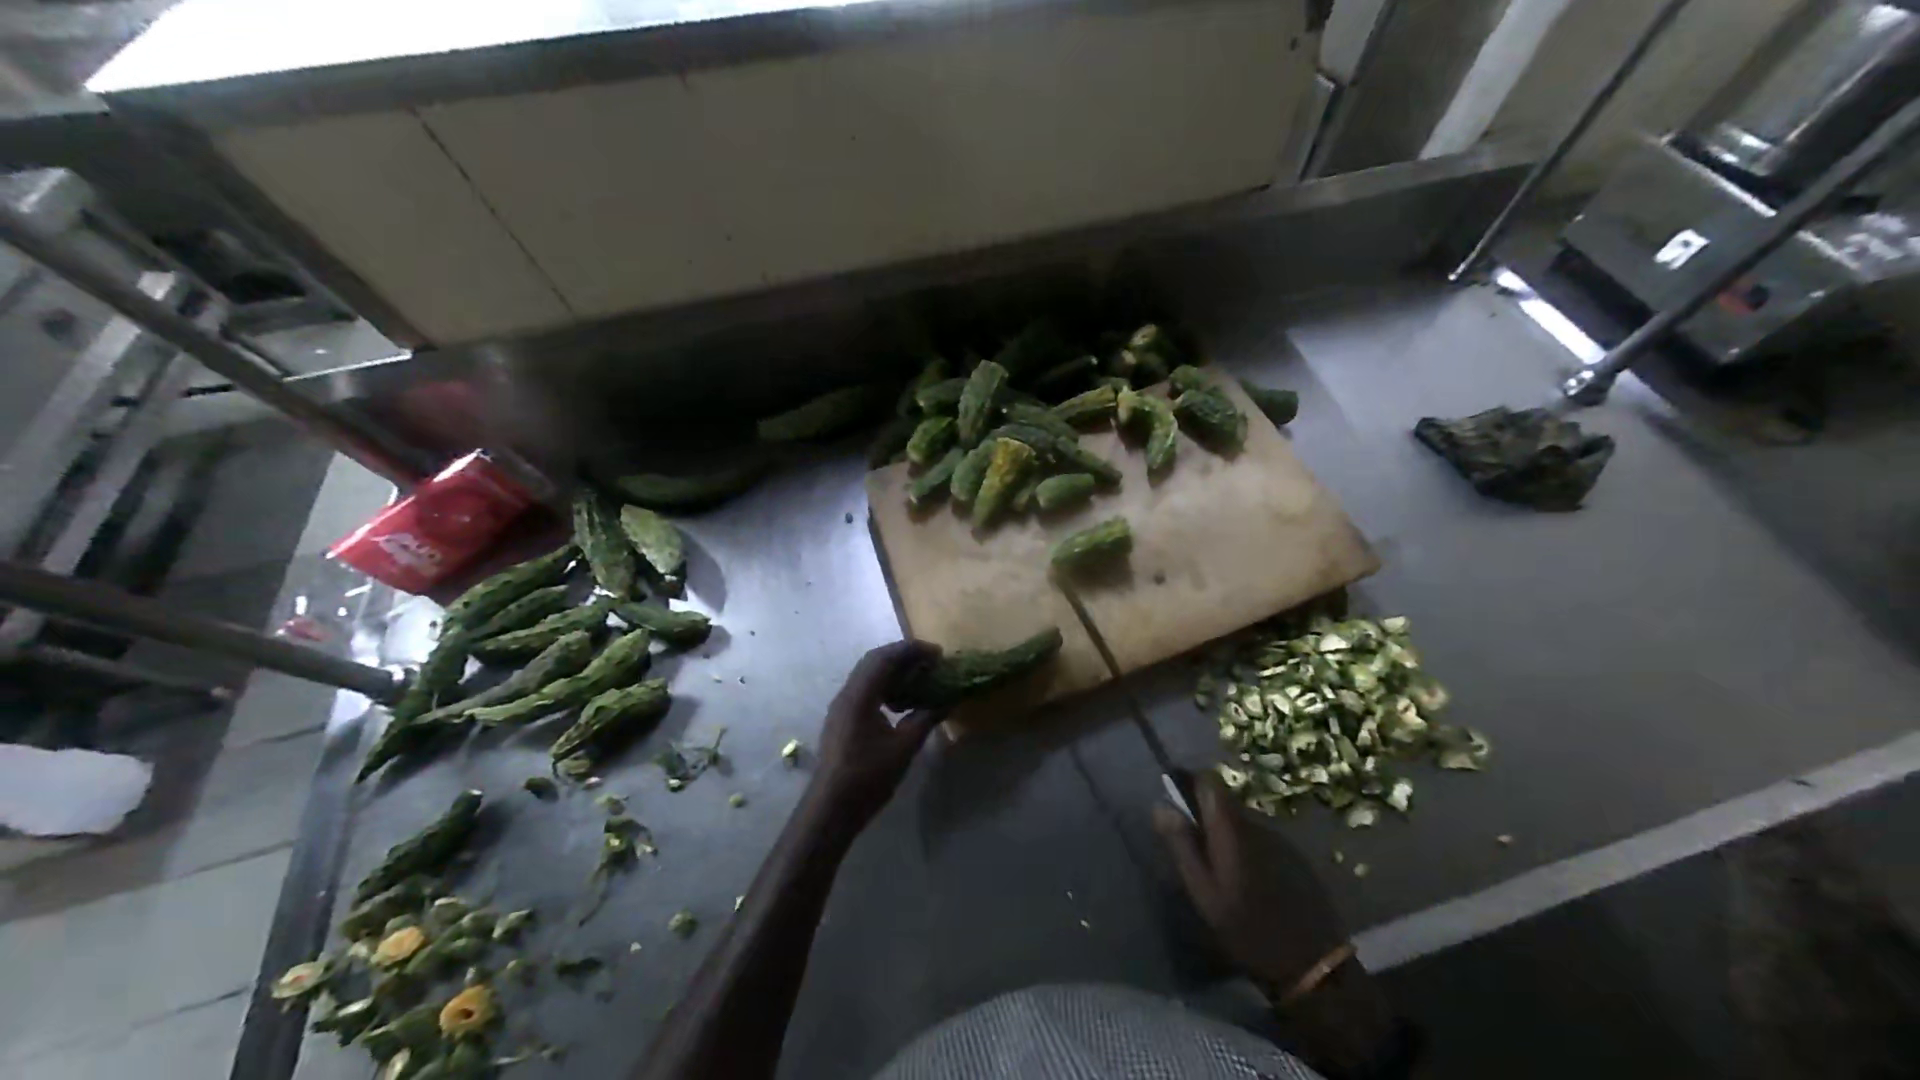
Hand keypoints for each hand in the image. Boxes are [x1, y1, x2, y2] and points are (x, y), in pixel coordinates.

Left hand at [814, 641, 943, 823]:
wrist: (831, 807)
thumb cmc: (868, 776)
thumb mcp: (904, 747)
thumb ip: (926, 718)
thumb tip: (947, 700)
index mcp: (860, 696)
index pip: (885, 658)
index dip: (913, 650)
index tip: (938, 654)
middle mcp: (847, 694)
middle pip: (874, 661)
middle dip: (903, 656)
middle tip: (931, 662)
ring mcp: (841, 707)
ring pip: (868, 675)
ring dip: (894, 671)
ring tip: (920, 679)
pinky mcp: (842, 719)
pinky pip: (865, 690)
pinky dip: (885, 686)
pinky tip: (901, 702)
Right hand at [1153, 771, 1348, 989]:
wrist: (1312, 964)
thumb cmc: (1247, 928)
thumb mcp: (1203, 890)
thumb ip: (1181, 845)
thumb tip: (1161, 805)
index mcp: (1232, 828)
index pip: (1210, 781)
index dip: (1189, 782)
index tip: (1175, 799)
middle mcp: (1259, 824)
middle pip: (1226, 803)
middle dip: (1206, 816)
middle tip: (1194, 848)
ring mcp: (1282, 840)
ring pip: (1244, 823)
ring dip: (1228, 835)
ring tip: (1220, 870)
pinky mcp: (1297, 858)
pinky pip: (1263, 841)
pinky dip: (1249, 850)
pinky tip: (1249, 881)